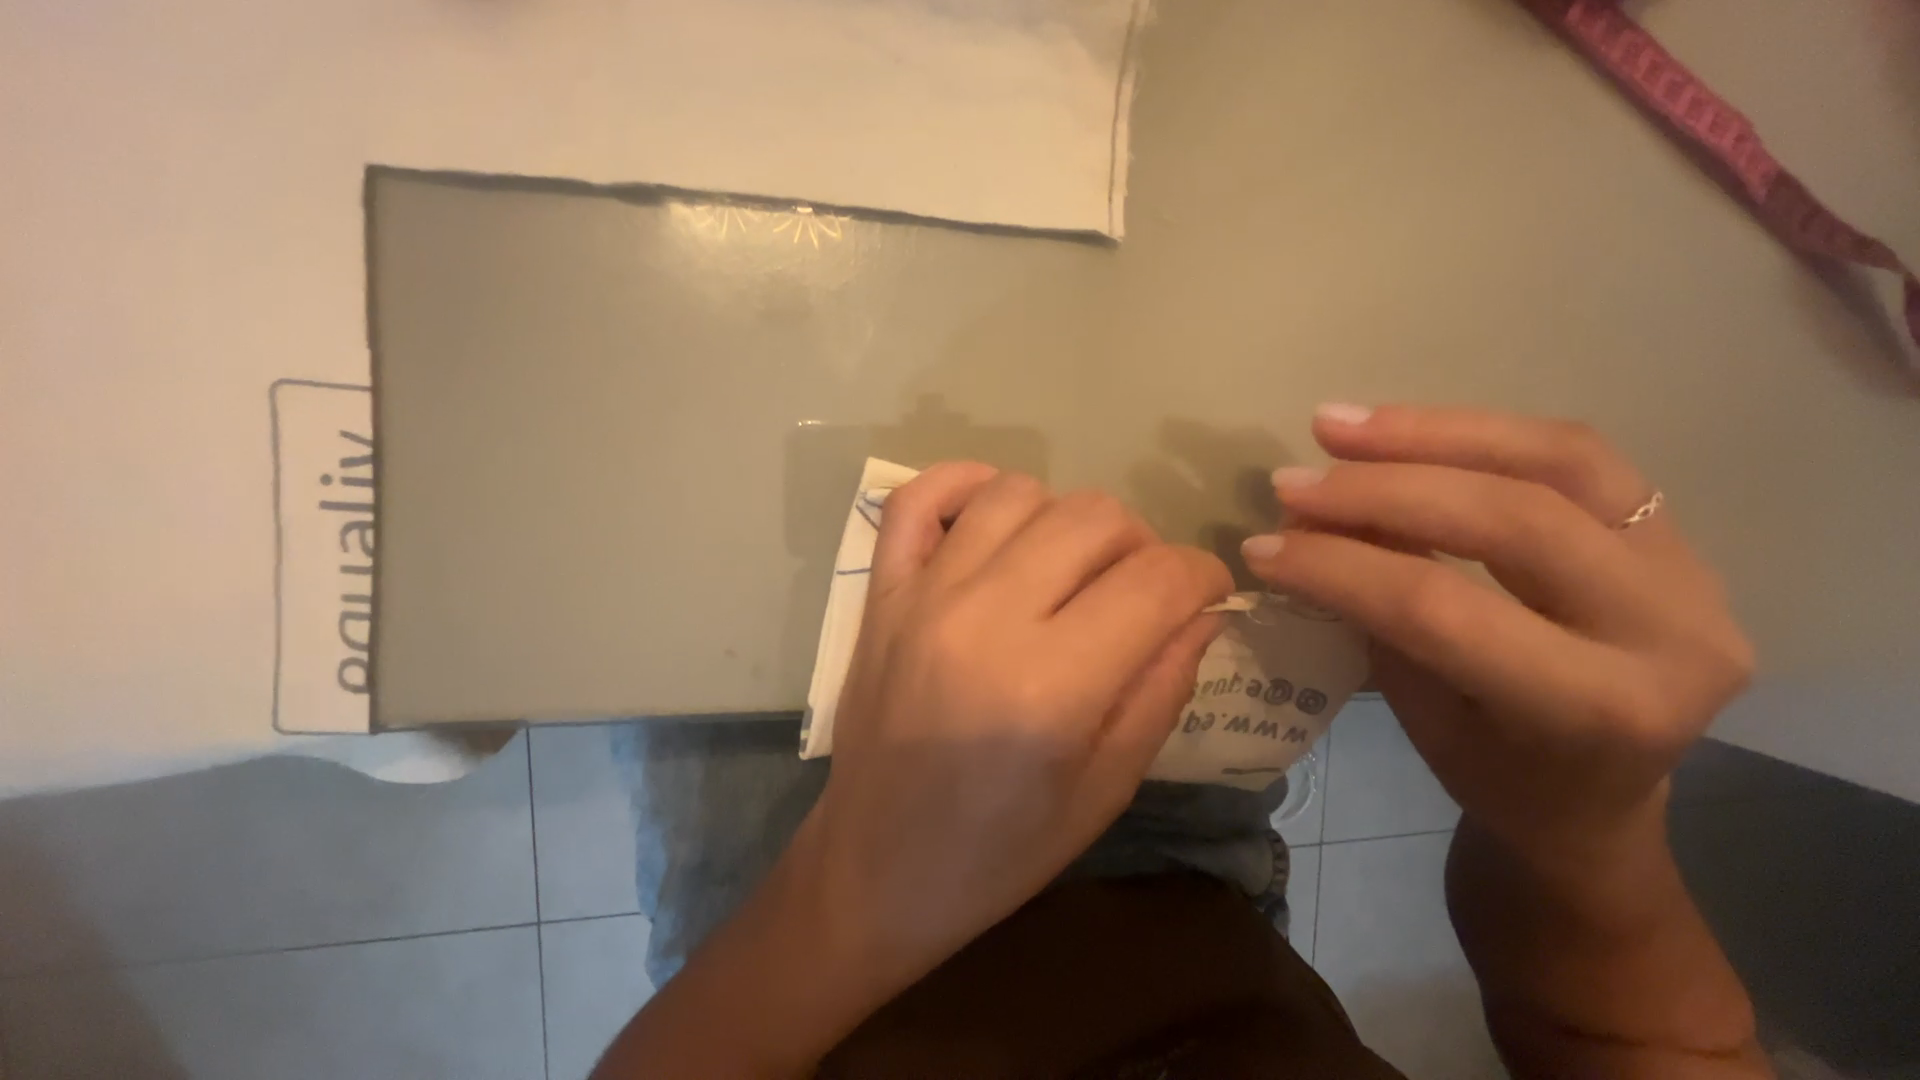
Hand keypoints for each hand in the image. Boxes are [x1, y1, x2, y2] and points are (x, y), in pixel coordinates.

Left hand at [796, 463, 1231, 982]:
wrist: (876, 866)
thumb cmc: (1000, 850)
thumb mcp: (1106, 790)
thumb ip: (1162, 689)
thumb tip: (1202, 611)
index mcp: (1052, 683)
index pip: (1157, 579)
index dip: (1203, 576)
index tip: (1208, 596)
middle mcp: (986, 616)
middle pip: (1095, 516)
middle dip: (1143, 545)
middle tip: (1141, 593)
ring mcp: (924, 594)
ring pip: (1019, 492)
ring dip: (1066, 519)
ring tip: (1071, 569)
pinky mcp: (881, 592)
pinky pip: (919, 497)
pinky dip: (964, 484)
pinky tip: (997, 515)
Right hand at [1241, 405, 1753, 860]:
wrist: (1597, 796)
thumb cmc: (1496, 772)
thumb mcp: (1422, 711)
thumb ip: (1377, 613)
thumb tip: (1308, 525)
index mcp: (1598, 709)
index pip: (1444, 609)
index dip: (1341, 567)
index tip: (1261, 548)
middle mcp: (1669, 632)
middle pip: (1510, 521)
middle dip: (1380, 492)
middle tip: (1294, 483)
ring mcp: (1692, 571)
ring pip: (1556, 460)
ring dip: (1430, 435)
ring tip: (1335, 425)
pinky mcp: (1678, 532)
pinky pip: (1574, 455)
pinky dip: (1474, 433)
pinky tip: (1401, 430)